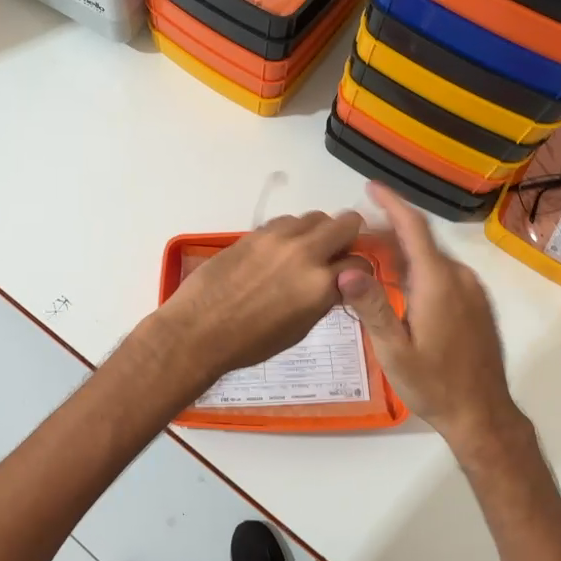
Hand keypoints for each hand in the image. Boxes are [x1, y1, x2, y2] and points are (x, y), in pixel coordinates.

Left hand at [152, 211, 366, 384]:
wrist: (200, 330)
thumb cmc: (251, 343)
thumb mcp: (300, 329)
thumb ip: (322, 299)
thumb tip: (332, 283)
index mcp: (322, 285)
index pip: (360, 264)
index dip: (359, 271)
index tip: (351, 276)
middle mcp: (306, 253)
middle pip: (346, 223)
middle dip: (348, 236)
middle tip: (337, 252)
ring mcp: (279, 238)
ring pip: (315, 217)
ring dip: (317, 231)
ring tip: (305, 252)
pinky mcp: (254, 233)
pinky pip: (286, 222)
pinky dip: (290, 232)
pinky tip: (279, 251)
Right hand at [338, 183, 525, 449]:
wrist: (482, 414)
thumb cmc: (434, 385)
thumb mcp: (393, 350)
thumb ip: (372, 307)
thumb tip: (345, 270)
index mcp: (438, 283)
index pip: (414, 229)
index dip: (392, 203)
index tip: (372, 186)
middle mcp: (459, 278)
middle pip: (420, 242)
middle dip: (387, 233)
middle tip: (353, 240)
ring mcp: (472, 291)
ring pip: (432, 258)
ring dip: (401, 254)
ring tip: (369, 262)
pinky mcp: (477, 304)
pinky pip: (444, 274)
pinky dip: (418, 269)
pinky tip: (399, 286)